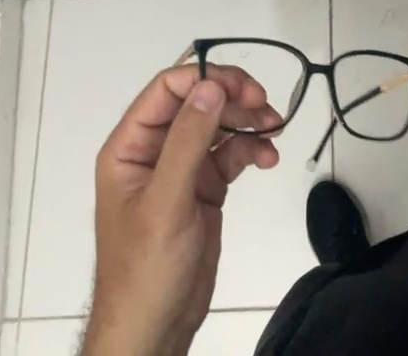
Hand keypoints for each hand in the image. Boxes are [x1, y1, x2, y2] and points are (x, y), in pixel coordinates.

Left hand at [83, 65, 283, 355]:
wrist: (155, 328)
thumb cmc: (146, 267)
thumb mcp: (166, 202)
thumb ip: (188, 141)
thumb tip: (210, 85)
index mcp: (131, 146)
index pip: (167, 90)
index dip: (205, 79)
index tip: (243, 88)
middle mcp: (155, 149)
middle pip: (198, 102)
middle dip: (234, 99)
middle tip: (266, 106)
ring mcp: (181, 168)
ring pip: (219, 125)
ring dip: (249, 122)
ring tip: (276, 129)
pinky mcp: (205, 187)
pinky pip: (231, 154)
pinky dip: (252, 150)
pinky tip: (269, 158)